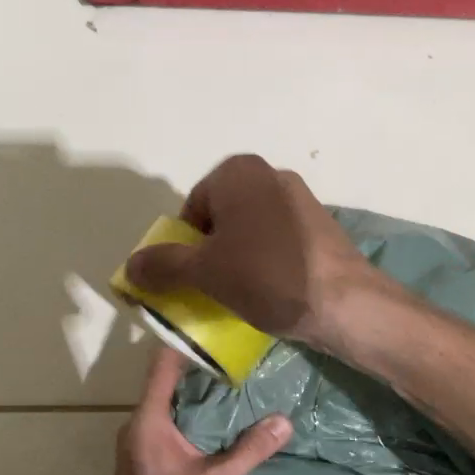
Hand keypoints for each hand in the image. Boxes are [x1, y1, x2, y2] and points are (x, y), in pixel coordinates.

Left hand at [88, 346, 291, 474]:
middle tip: (239, 359)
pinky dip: (188, 418)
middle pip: (166, 383)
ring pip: (166, 407)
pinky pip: (164, 426)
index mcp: (148, 421)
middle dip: (200, 371)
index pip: (163, 365)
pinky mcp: (140, 461)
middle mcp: (136, 425)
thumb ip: (250, 450)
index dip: (188, 343)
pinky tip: (215, 426)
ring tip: (234, 388)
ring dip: (195, 397)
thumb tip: (285, 421)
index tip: (218, 331)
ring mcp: (135, 444)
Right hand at [122, 154, 392, 351]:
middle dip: (212, 256)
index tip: (192, 281)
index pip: (192, 210)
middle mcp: (270, 175)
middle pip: (221, 220)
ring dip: (239, 264)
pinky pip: (278, 246)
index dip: (184, 249)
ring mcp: (300, 201)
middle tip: (214, 291)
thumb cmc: (267, 277)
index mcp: (237, 171)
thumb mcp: (204, 273)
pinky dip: (268, 268)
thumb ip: (163, 266)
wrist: (343, 303)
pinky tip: (273, 296)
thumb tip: (130, 267)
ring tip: (244, 298)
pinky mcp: (321, 230)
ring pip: (251, 235)